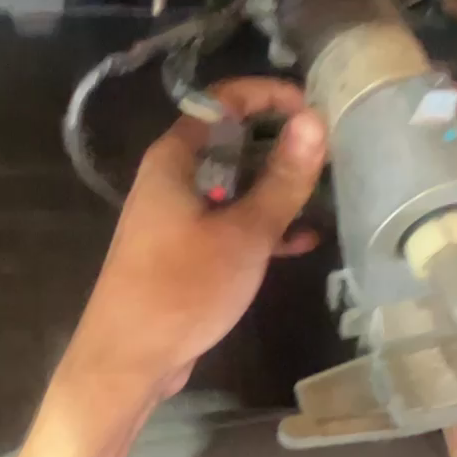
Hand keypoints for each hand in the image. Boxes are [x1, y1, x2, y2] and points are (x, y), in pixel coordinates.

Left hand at [61, 77, 327, 399]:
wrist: (128, 360)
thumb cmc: (181, 289)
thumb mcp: (243, 235)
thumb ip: (281, 180)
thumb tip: (314, 121)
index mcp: (174, 160)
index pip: (223, 103)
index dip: (270, 97)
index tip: (314, 111)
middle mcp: (171, 181)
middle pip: (230, 145)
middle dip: (279, 147)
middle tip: (329, 157)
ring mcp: (176, 220)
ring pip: (233, 190)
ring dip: (274, 193)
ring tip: (324, 196)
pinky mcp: (183, 255)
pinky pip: (227, 228)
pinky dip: (259, 230)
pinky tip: (300, 242)